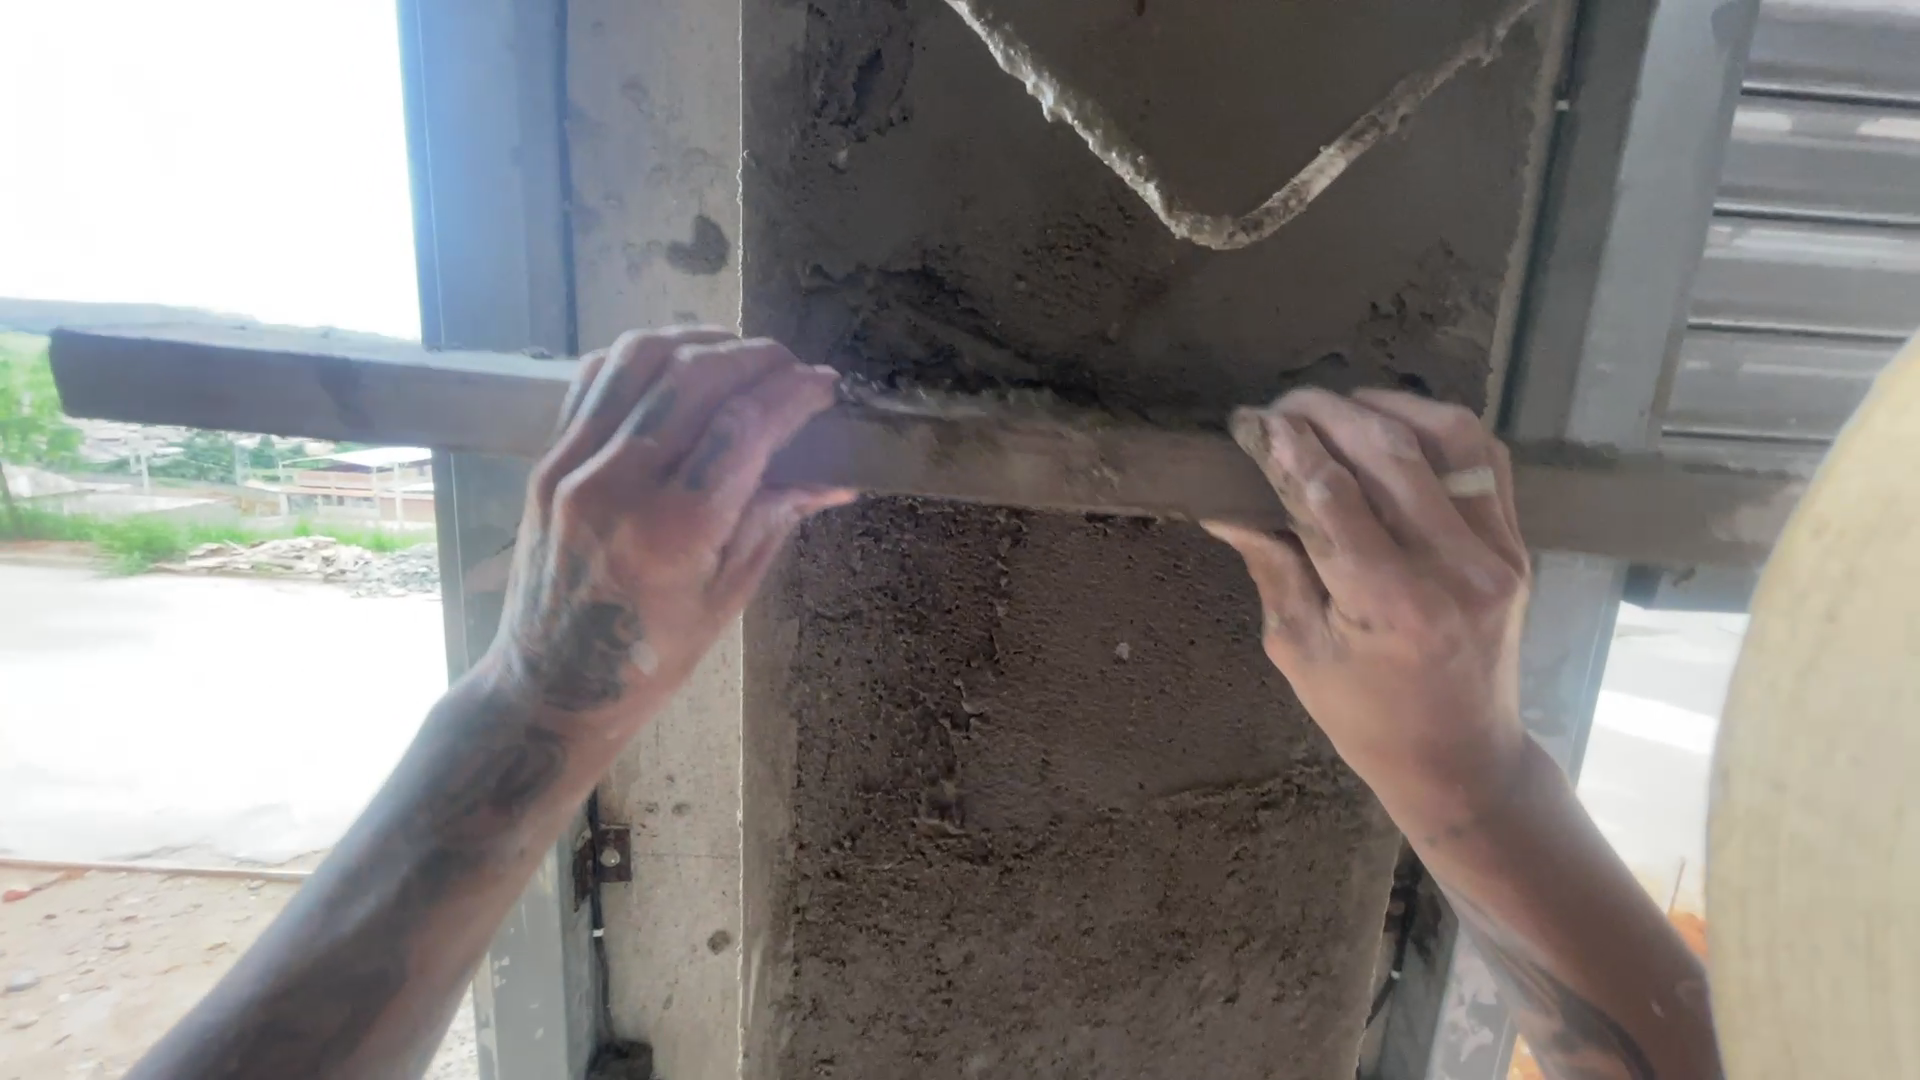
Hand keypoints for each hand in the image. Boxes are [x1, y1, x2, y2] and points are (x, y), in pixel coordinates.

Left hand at [489, 328, 853, 725]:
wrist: (549, 687)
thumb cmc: (653, 658)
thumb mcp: (729, 598)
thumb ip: (775, 521)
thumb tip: (834, 479)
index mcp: (674, 531)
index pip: (745, 427)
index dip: (794, 394)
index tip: (827, 385)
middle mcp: (617, 484)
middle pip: (694, 378)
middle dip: (755, 357)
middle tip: (792, 366)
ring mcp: (571, 466)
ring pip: (638, 361)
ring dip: (700, 342)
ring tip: (741, 352)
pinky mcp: (546, 460)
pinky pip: (595, 380)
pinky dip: (643, 356)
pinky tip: (679, 364)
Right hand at [1203, 388, 1530, 822]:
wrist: (1459, 754)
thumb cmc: (1361, 714)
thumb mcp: (1296, 647)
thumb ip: (1270, 565)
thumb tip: (1225, 505)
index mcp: (1389, 605)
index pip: (1330, 496)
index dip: (1284, 448)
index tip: (1246, 422)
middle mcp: (1453, 569)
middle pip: (1386, 454)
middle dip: (1322, 415)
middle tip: (1276, 408)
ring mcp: (1497, 551)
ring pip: (1444, 439)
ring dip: (1379, 407)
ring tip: (1329, 405)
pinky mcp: (1516, 543)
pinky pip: (1483, 458)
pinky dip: (1434, 424)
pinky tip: (1389, 420)